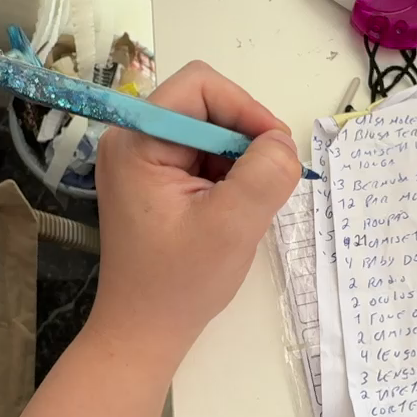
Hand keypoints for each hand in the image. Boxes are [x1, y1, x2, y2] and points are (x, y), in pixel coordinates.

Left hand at [90, 61, 302, 359]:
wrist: (144, 331)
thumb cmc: (179, 284)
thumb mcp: (231, 227)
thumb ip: (265, 175)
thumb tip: (283, 142)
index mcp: (138, 141)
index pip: (200, 86)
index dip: (246, 108)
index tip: (275, 149)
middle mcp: (133, 140)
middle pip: (206, 105)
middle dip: (244, 138)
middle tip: (266, 182)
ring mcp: (143, 160)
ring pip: (210, 131)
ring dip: (239, 161)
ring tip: (244, 205)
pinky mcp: (156, 180)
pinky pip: (203, 156)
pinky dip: (228, 176)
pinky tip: (231, 211)